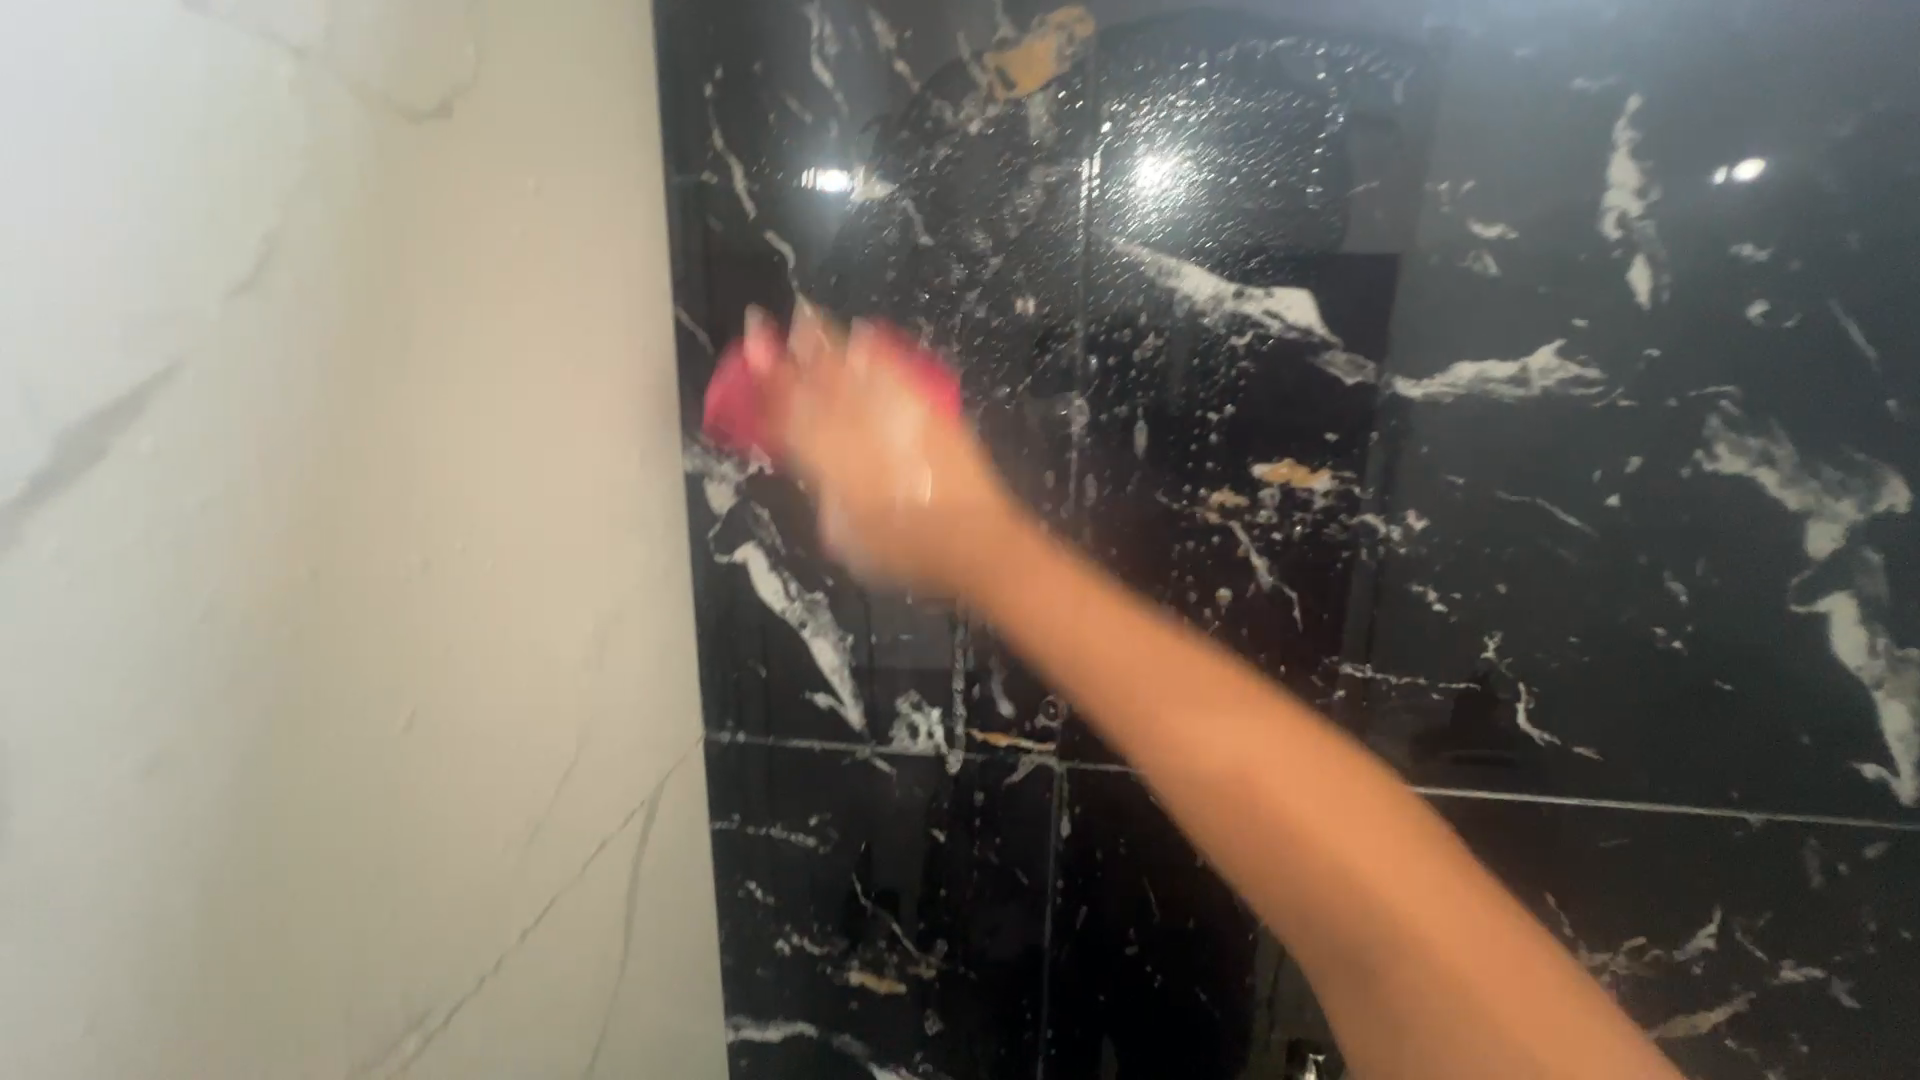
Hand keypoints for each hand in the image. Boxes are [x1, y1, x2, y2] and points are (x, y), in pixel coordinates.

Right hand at [742, 302, 1029, 597]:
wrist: (973, 539)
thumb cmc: (903, 551)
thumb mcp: (844, 533)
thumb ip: (826, 494)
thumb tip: (822, 475)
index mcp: (828, 459)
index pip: (786, 414)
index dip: (764, 387)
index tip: (747, 364)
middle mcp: (857, 425)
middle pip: (815, 380)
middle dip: (787, 351)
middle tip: (764, 326)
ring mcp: (896, 412)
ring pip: (852, 367)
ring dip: (825, 341)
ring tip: (806, 317)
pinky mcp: (929, 410)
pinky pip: (896, 371)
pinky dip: (877, 352)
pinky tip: (867, 337)